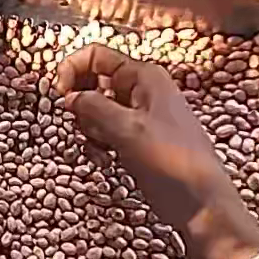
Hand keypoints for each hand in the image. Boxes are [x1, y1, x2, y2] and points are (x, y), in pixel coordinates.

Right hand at [53, 45, 258, 258]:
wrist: (199, 203)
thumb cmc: (171, 161)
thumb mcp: (128, 129)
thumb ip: (93, 106)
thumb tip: (66, 96)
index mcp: (144, 76)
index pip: (95, 55)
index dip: (71, 69)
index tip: (58, 95)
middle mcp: (140, 90)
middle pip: (91, 79)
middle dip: (77, 100)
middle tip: (78, 123)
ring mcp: (136, 114)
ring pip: (93, 106)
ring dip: (86, 124)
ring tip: (98, 143)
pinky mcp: (132, 137)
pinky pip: (101, 128)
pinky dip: (95, 139)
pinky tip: (102, 155)